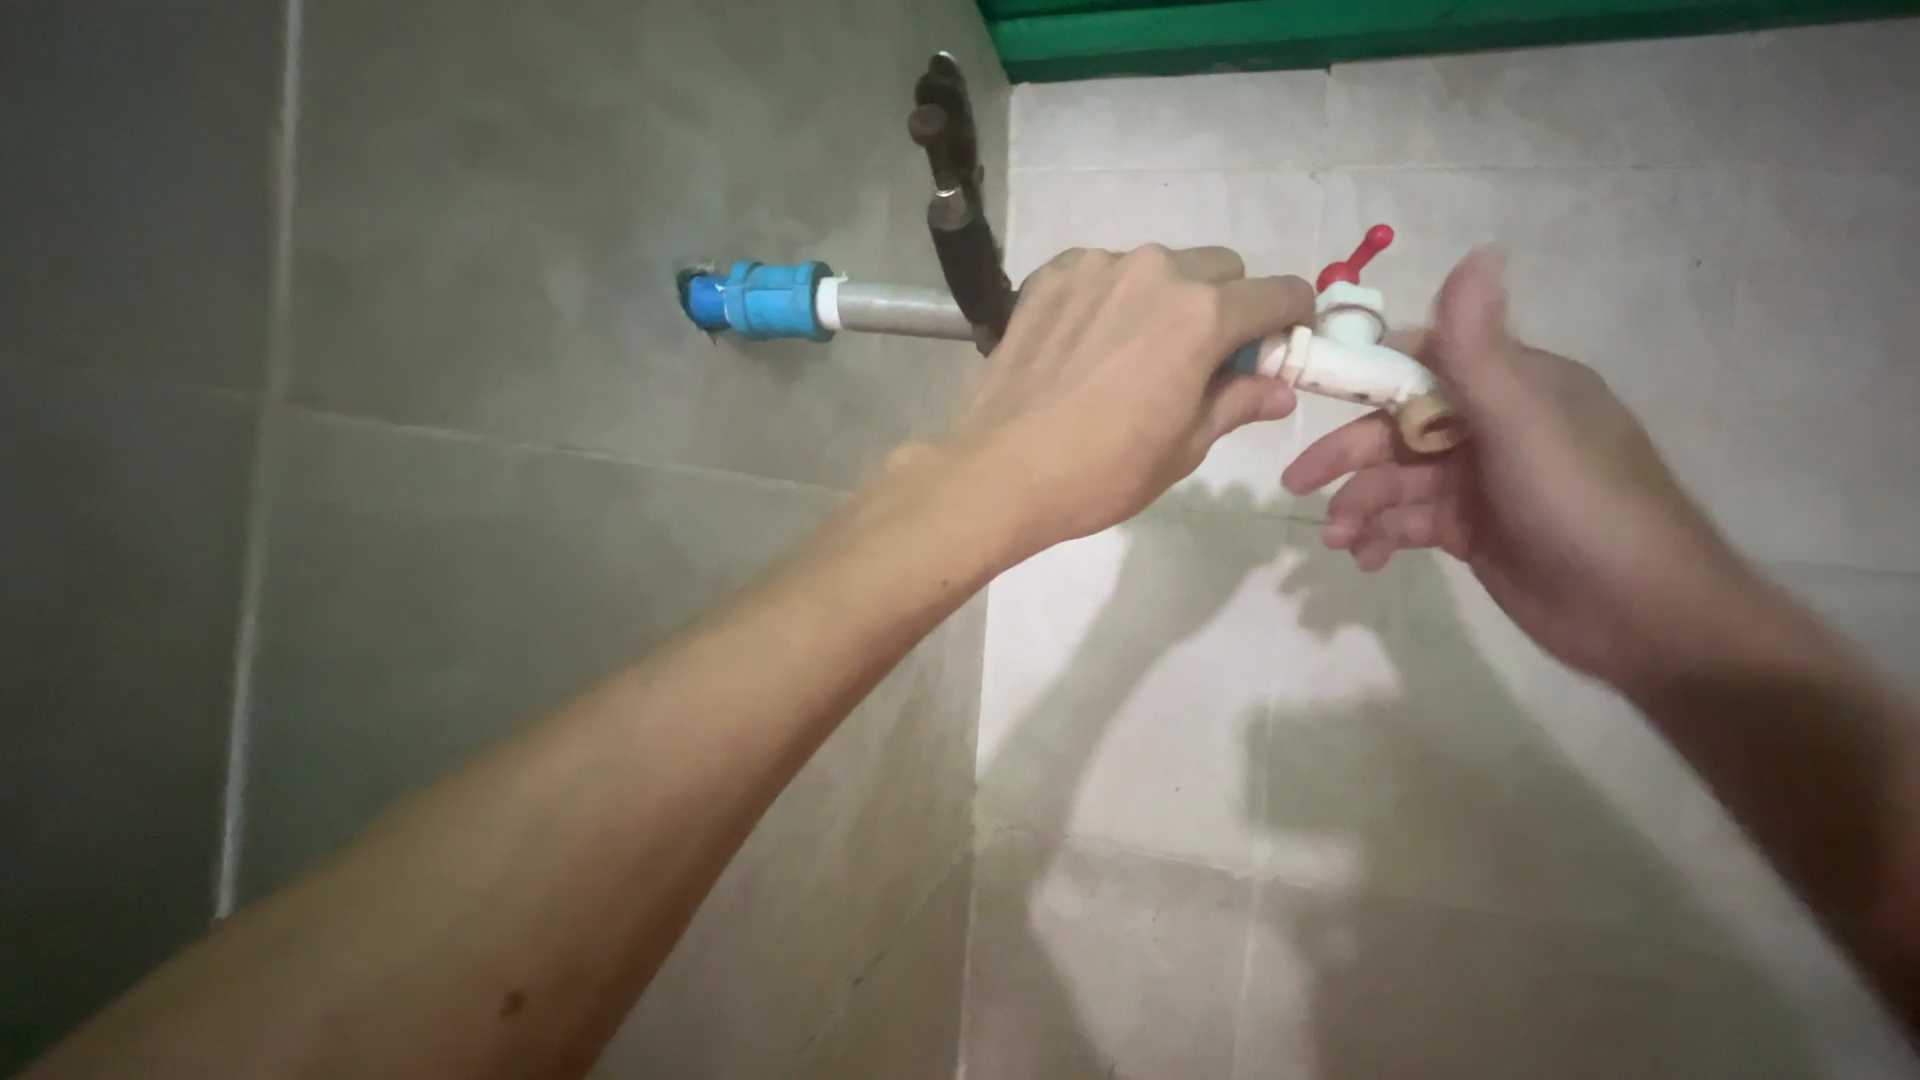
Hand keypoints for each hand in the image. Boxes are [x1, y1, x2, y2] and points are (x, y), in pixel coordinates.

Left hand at [943, 245, 1312, 556]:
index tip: (1279, 346)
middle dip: (1226, 307)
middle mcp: (1155, 271)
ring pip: (1157, 268)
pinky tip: (1086, 344)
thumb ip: (1237, 403)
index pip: (1278, 294)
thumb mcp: (1184, 448)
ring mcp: (1095, 268)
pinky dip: (1109, 298)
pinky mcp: (1048, 277)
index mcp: (1202, 315)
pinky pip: (1100, 273)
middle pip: (1219, 271)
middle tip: (1201, 359)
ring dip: (1164, 300)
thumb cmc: (1101, 472)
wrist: (999, 472)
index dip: (1291, 321)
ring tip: (1131, 354)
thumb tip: (1279, 389)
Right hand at [1282, 248, 1775, 688]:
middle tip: (1298, 487)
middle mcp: (1494, 427)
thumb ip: (1481, 350)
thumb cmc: (1582, 507)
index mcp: (1516, 386)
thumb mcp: (1525, 424)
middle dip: (1347, 458)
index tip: (1312, 396)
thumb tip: (1478, 250)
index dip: (1367, 380)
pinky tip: (1364, 559)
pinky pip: (1408, 522)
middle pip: (1398, 430)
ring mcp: (1480, 481)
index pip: (1424, 364)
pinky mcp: (1470, 529)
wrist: (1641, 615)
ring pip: (1397, 482)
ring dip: (1360, 506)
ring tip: (1339, 541)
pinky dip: (1381, 536)